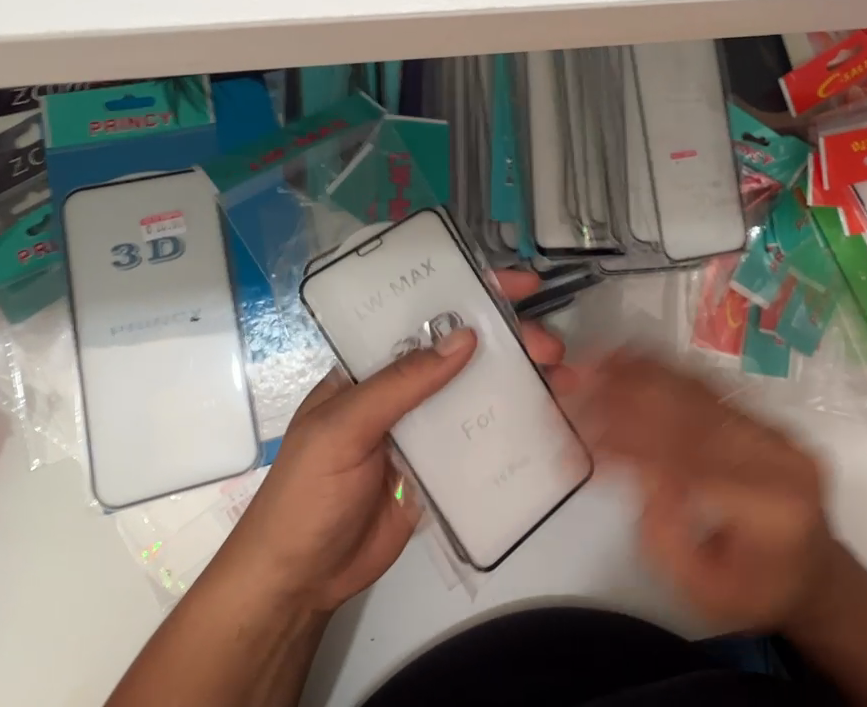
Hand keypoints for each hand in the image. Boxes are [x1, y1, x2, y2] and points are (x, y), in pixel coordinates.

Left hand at [221, 270, 564, 612]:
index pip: (423, 317)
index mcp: (370, 369)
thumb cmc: (307, 493)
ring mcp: (425, 430)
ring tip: (564, 380)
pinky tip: (549, 420)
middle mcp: (402, 391)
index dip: (470, 294)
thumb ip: (401, 385)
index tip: (521, 285)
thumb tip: (465, 338)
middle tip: (552, 349)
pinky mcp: (443, 469)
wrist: (302, 579)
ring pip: (480, 392)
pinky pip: (484, 438)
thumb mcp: (343, 429)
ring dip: (521, 380)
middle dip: (511, 341)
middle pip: (464, 353)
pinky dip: (515, 426)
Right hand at [573, 354, 838, 632]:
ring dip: (646, 375)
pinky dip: (668, 372)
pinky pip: (712, 390)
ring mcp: (778, 433)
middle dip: (633, 399)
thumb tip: (642, 478)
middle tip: (583, 385)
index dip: (638, 446)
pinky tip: (633, 358)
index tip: (590, 436)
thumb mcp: (704, 591)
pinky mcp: (767, 419)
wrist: (813, 573)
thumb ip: (667, 540)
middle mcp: (782, 459)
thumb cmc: (755, 592)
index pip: (695, 467)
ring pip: (704, 394)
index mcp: (773, 509)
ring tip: (598, 362)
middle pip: (698, 418)